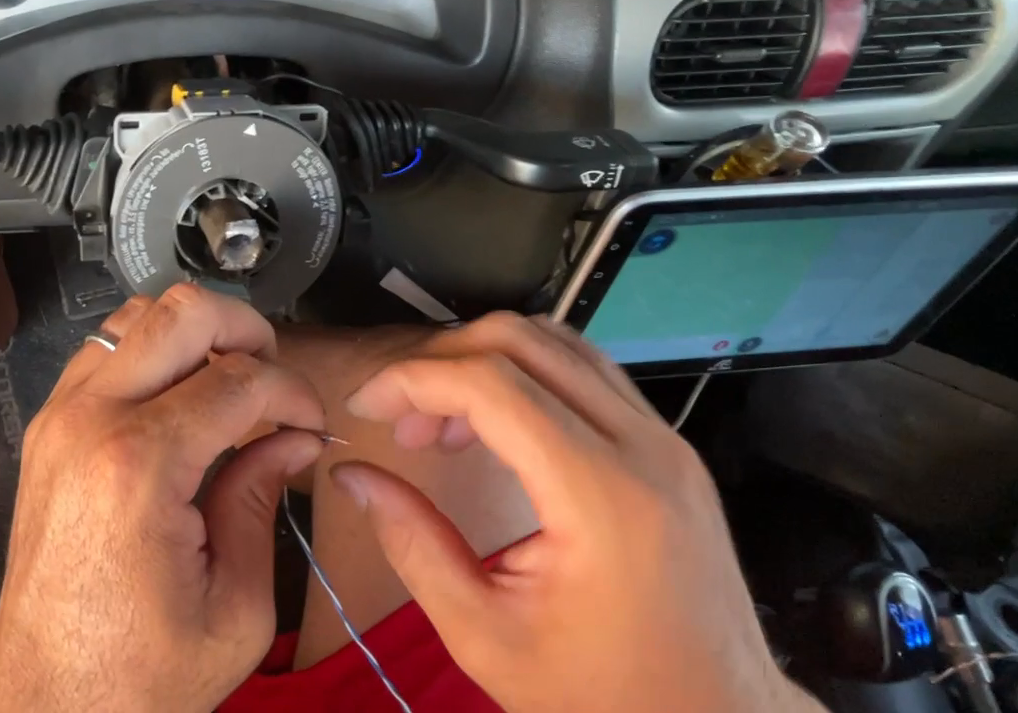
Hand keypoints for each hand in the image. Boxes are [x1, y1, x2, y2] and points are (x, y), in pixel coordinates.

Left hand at [0, 285, 325, 712]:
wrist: (44, 697)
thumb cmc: (139, 674)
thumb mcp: (235, 608)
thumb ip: (263, 501)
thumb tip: (294, 436)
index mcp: (141, 465)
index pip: (238, 379)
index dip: (293, 392)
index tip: (312, 424)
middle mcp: (91, 418)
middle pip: (181, 312)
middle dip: (246, 329)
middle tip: (275, 378)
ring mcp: (59, 413)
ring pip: (136, 314)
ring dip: (195, 334)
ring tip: (229, 383)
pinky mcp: (47, 423)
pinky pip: (105, 348)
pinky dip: (151, 350)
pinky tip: (179, 397)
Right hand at [334, 314, 823, 712]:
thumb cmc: (600, 694)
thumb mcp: (483, 635)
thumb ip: (410, 542)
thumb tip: (350, 473)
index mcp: (601, 496)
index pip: (489, 384)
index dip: (411, 380)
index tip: (364, 410)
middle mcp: (643, 446)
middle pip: (519, 340)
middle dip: (438, 362)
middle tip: (401, 422)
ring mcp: (664, 437)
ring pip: (552, 340)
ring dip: (478, 361)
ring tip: (442, 424)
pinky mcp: (667, 442)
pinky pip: (581, 368)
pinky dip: (519, 372)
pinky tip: (492, 424)